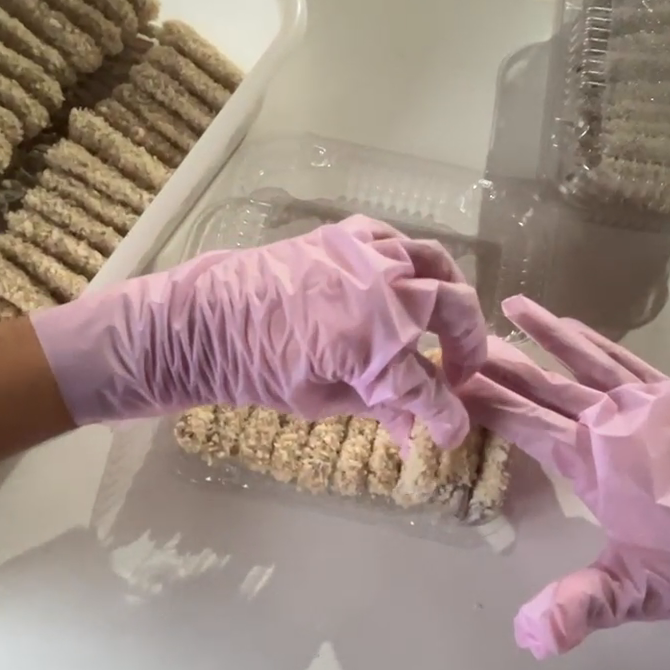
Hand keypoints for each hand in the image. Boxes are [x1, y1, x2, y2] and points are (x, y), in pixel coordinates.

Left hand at [31, 216, 488, 446]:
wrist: (202, 321)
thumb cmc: (253, 370)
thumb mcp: (318, 403)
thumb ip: (374, 408)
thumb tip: (411, 430)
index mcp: (372, 350)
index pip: (430, 390)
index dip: (447, 417)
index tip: (452, 433)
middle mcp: (381, 297)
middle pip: (453, 312)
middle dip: (467, 348)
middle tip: (459, 373)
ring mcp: (365, 258)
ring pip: (436, 265)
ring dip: (449, 298)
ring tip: (441, 324)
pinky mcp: (344, 237)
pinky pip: (396, 240)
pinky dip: (411, 263)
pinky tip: (402, 283)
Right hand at [458, 296, 669, 669]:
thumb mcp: (630, 596)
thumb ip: (577, 609)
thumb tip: (527, 641)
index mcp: (601, 462)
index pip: (530, 421)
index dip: (487, 402)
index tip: (449, 381)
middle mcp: (622, 424)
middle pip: (550, 385)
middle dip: (503, 362)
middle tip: (458, 341)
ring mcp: (650, 409)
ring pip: (588, 361)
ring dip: (549, 334)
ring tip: (512, 306)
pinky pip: (627, 361)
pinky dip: (597, 342)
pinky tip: (574, 328)